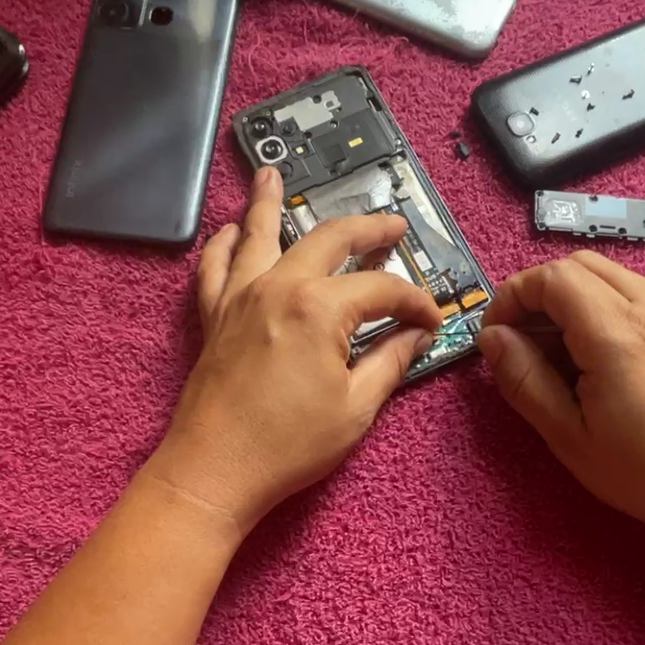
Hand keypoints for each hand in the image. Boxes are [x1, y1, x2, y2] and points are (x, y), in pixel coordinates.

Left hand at [144, 167, 442, 531]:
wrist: (214, 471)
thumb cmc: (285, 447)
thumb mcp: (354, 409)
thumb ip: (389, 363)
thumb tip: (415, 336)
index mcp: (319, 310)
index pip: (382, 289)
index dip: (414, 302)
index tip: (431, 320)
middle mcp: (277, 288)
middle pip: (329, 239)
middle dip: (367, 228)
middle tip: (391, 224)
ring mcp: (240, 298)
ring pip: (258, 233)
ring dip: (269, 200)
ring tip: (272, 173)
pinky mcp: (215, 318)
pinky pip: (214, 267)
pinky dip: (222, 244)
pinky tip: (229, 232)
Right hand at [477, 251, 644, 570]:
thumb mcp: (568, 436)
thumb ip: (524, 380)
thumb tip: (492, 338)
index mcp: (617, 334)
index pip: (553, 278)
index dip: (511, 296)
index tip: (493, 336)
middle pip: (579, 265)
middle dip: (536, 293)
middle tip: (517, 341)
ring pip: (607, 275)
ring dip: (567, 299)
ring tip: (551, 352)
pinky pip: (631, 295)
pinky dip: (597, 307)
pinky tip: (590, 357)